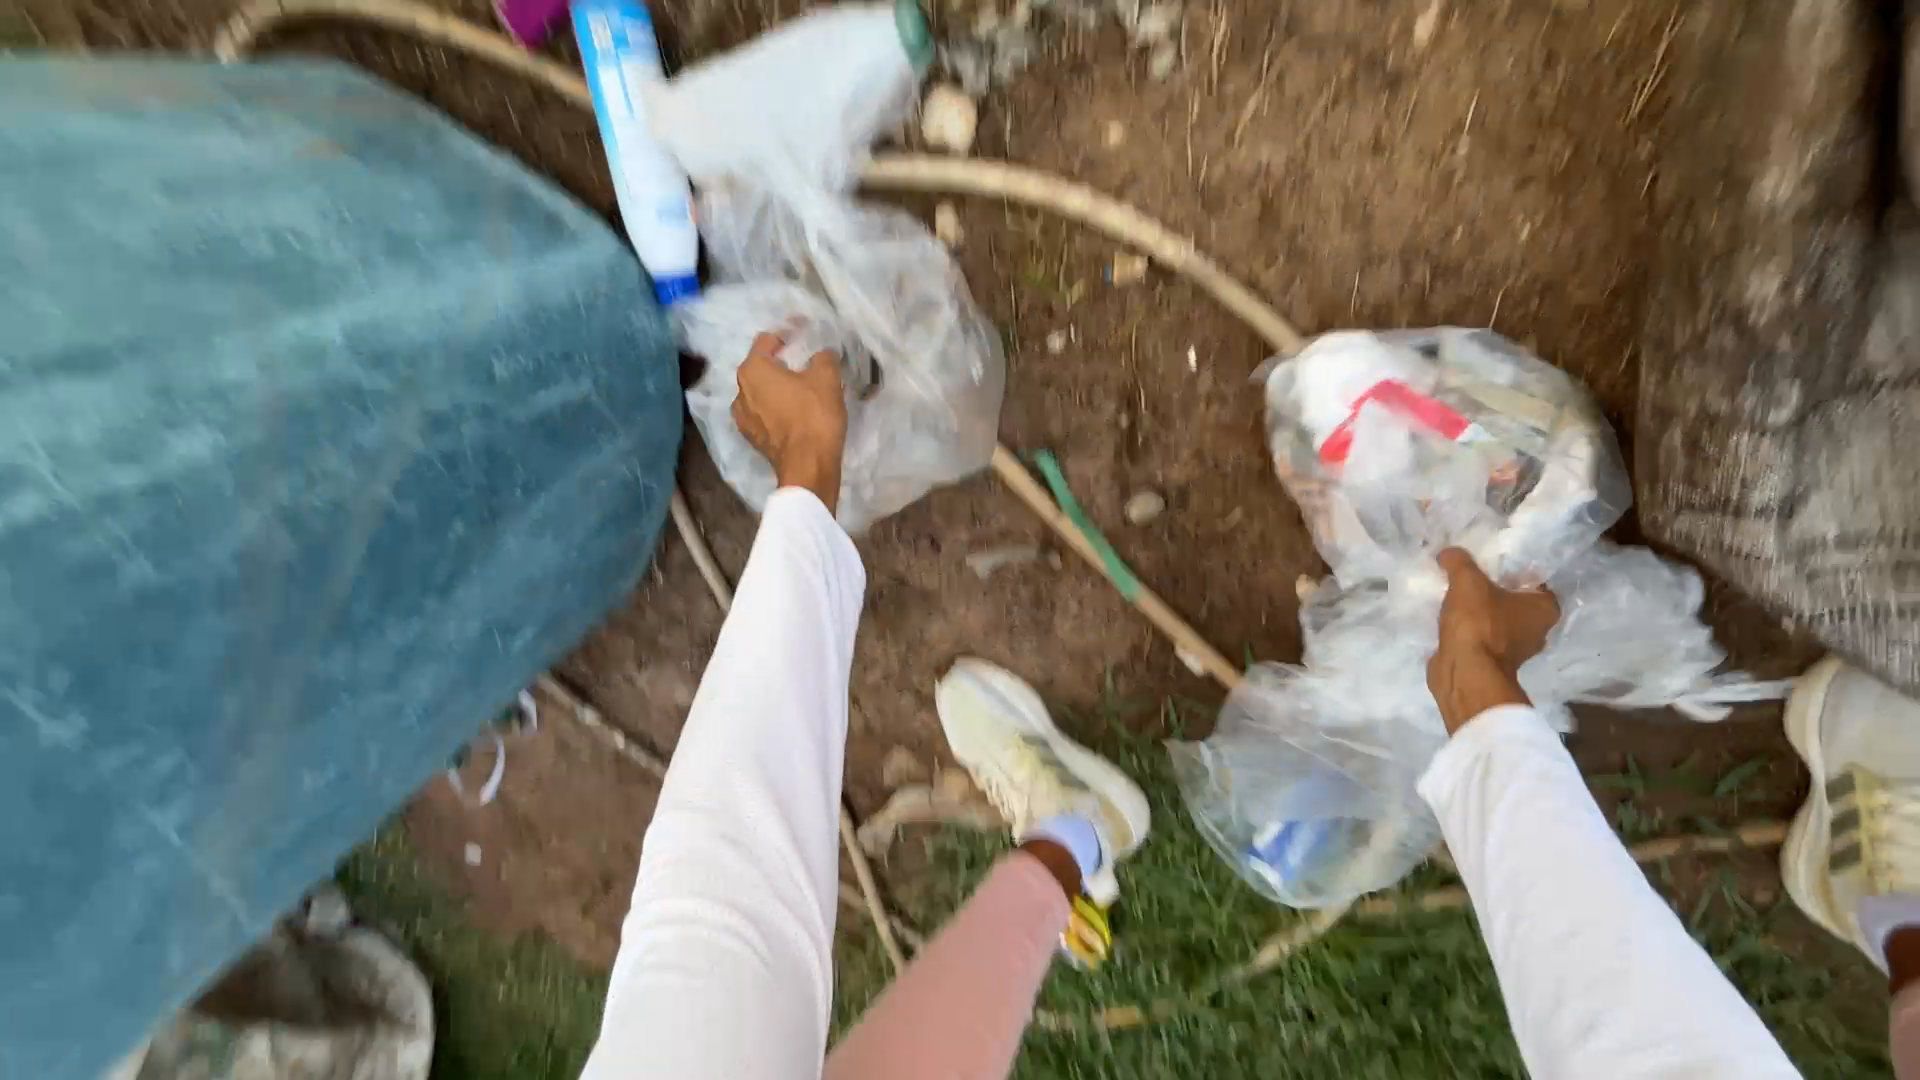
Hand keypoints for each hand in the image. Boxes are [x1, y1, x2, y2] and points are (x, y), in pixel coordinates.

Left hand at [733, 331, 847, 514]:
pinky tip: (795, 416)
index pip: (767, 340)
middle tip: (807, 368)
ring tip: (802, 394)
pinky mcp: (752, 438)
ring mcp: (742, 417)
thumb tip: (821, 355)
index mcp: (753, 369)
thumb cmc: (814, 415)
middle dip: (783, 365)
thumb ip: (823, 357)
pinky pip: (764, 415)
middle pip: (762, 367)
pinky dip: (777, 411)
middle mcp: (739, 390)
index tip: (806, 339)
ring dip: (779, 389)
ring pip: (762, 393)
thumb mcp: (827, 377)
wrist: (808, 466)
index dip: (788, 335)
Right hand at [1427, 547, 1560, 734]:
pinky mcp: (1491, 661)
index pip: (1532, 580)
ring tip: (1453, 597)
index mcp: (1545, 608)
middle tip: (1467, 578)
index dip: (1510, 569)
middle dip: (1491, 591)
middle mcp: (1537, 630)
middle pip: (1513, 601)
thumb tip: (1449, 552)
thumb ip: (1459, 561)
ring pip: (1496, 620)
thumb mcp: (1467, 582)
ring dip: (1478, 612)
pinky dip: (1467, 629)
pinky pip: (1480, 636)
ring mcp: (1514, 649)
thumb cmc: (1479, 624)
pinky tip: (1448, 620)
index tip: (1486, 563)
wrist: (1465, 671)